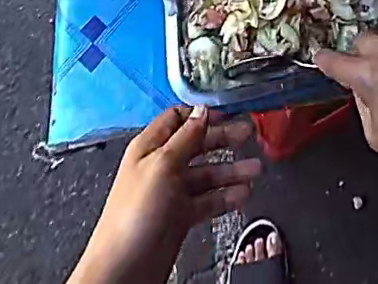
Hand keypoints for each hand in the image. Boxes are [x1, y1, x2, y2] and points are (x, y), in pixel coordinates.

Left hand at [67, 106, 260, 283]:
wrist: (123, 272)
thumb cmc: (135, 213)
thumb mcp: (162, 165)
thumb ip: (185, 137)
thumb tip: (202, 111)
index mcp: (150, 147)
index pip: (178, 119)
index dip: (201, 114)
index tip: (226, 113)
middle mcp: (162, 166)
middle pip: (198, 144)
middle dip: (223, 138)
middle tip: (247, 134)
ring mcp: (172, 193)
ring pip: (207, 174)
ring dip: (231, 170)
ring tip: (254, 169)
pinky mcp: (180, 217)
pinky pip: (208, 200)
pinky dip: (226, 196)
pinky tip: (242, 194)